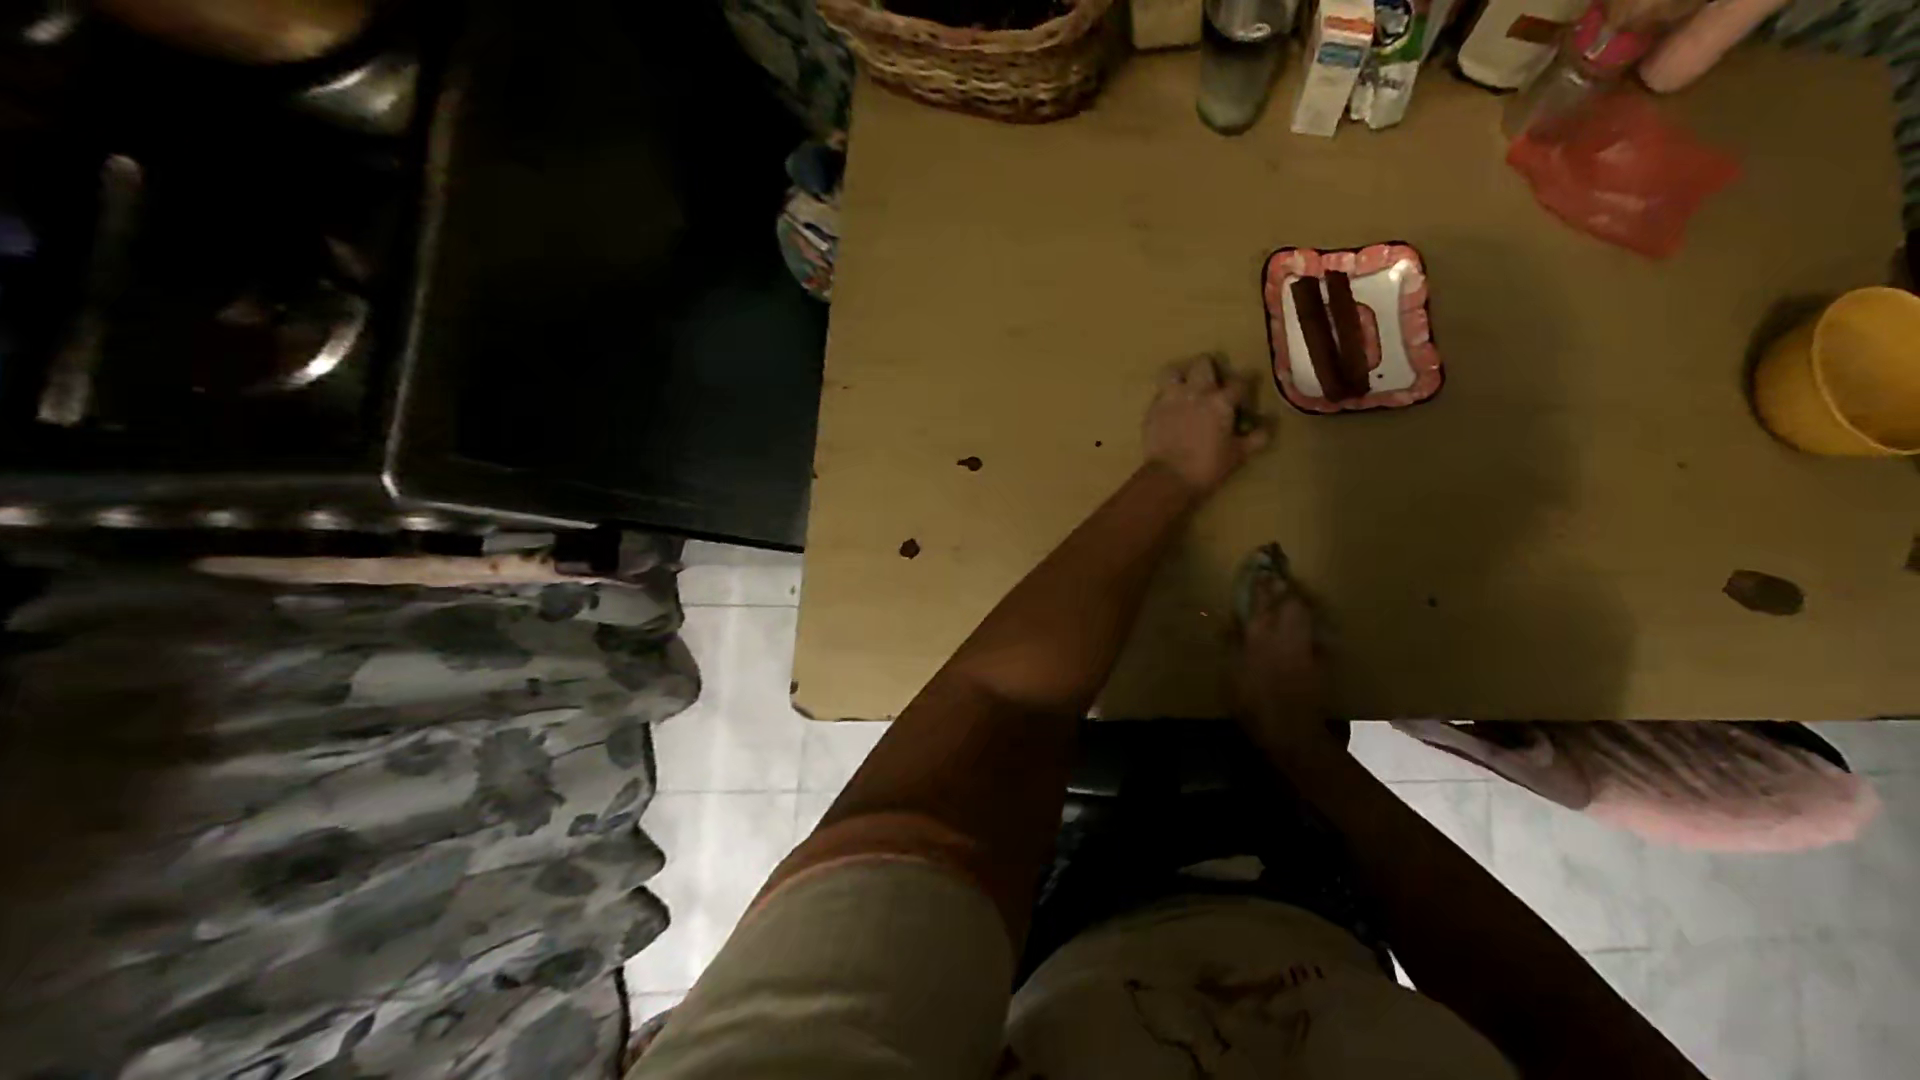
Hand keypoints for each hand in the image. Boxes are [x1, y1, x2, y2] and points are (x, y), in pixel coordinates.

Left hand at [1142, 353, 1270, 494]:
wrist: (1169, 477)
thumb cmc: (1208, 466)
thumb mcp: (1238, 455)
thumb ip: (1256, 438)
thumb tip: (1269, 426)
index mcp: (1221, 401)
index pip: (1240, 382)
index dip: (1246, 383)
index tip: (1246, 388)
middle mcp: (1196, 392)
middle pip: (1203, 364)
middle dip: (1210, 367)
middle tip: (1212, 380)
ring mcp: (1171, 399)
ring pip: (1174, 371)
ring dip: (1181, 375)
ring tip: (1185, 386)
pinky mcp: (1152, 410)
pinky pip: (1159, 393)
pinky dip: (1167, 396)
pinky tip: (1170, 407)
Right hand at [1230, 546, 1344, 768]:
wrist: (1289, 729)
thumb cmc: (1251, 701)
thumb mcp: (1230, 672)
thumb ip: (1232, 645)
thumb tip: (1231, 622)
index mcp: (1261, 635)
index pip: (1262, 601)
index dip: (1262, 582)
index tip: (1263, 565)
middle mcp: (1286, 635)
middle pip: (1292, 603)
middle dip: (1286, 589)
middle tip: (1280, 578)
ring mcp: (1306, 649)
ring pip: (1304, 617)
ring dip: (1298, 605)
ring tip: (1291, 599)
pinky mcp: (1319, 665)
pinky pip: (1313, 637)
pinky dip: (1307, 629)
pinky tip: (1304, 631)